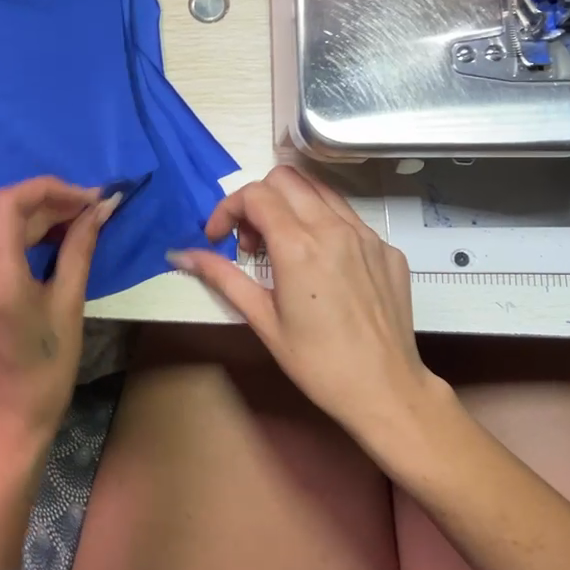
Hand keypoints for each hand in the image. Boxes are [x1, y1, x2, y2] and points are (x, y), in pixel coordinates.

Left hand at [0, 177, 120, 443]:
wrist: (10, 414)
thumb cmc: (46, 368)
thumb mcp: (69, 304)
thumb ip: (80, 249)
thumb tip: (99, 209)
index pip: (10, 202)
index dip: (49, 189)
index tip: (87, 198)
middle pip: (10, 213)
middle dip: (54, 204)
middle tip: (95, 210)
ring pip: (5, 226)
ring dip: (43, 218)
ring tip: (84, 222)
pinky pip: (0, 245)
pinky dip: (30, 237)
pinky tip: (59, 240)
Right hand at [167, 166, 447, 435]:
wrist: (386, 390)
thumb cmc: (317, 363)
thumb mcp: (262, 320)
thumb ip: (222, 277)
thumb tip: (180, 254)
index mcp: (298, 245)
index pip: (254, 195)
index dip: (227, 209)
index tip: (218, 239)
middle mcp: (334, 228)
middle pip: (286, 178)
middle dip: (258, 200)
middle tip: (251, 242)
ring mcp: (367, 235)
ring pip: (320, 190)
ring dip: (291, 206)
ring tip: (283, 247)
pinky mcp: (388, 248)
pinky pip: (349, 217)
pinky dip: (324, 225)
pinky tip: (322, 266)